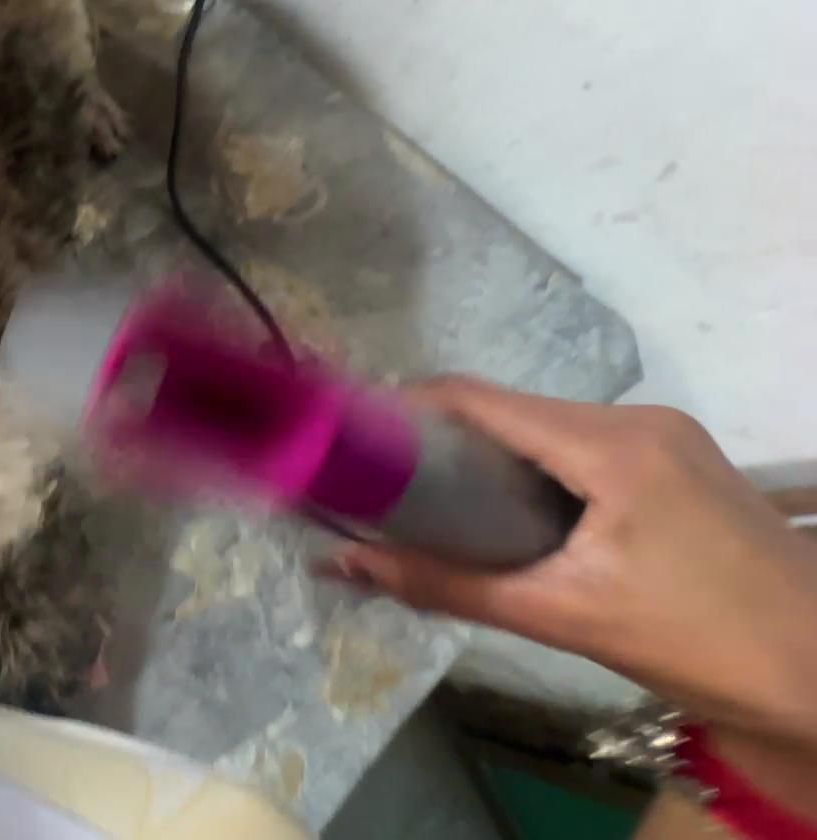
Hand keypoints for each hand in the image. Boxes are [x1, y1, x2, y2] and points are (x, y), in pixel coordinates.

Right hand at [324, 378, 816, 753]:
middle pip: (501, 407)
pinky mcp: (672, 456)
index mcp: (609, 445)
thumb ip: (441, 585)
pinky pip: (569, 438)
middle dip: (436, 437)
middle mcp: (634, 420)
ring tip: (435, 497)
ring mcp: (661, 435)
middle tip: (386, 480)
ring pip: (534, 422)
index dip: (401, 405)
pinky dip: (522, 462)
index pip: (473, 396)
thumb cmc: (703, 645)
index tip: (351, 436)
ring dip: (480, 452)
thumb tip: (339, 565)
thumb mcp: (558, 615)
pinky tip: (505, 505)